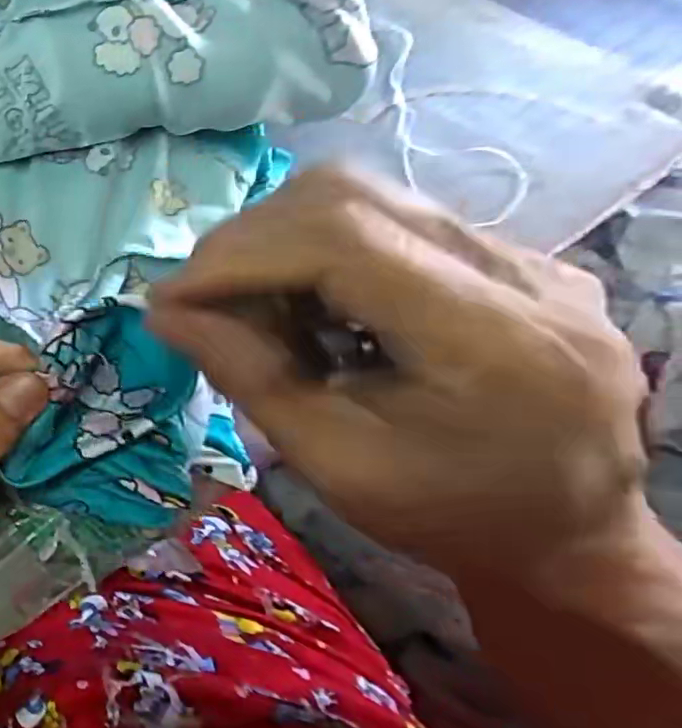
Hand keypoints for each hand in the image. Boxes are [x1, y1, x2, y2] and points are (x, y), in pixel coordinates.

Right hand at [146, 167, 650, 585]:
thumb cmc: (443, 512)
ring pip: (356, 195)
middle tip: (198, 300)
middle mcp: (520, 275)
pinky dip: (305, 248)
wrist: (566, 532)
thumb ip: (245, 376)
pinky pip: (377, 217)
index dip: (235, 258)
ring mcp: (520, 257)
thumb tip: (160, 312)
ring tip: (247, 301)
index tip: (169, 299)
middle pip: (345, 199)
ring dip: (269, 239)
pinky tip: (299, 302)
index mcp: (491, 339)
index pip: (341, 242)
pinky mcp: (500, 258)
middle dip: (242, 243)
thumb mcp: (330, 461)